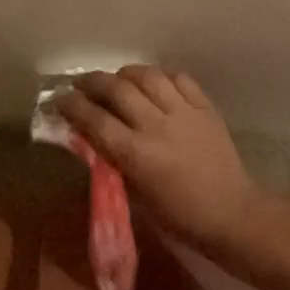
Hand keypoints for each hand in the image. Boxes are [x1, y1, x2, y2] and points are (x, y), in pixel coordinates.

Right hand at [55, 65, 261, 248]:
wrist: (231, 214)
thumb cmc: (178, 216)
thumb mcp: (135, 194)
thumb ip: (111, 162)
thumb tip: (88, 137)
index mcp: (136, 154)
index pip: (94, 118)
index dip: (71, 105)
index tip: (58, 99)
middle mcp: (157, 125)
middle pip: (117, 88)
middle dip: (93, 81)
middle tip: (81, 84)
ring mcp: (184, 112)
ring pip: (148, 75)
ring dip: (126, 73)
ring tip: (117, 78)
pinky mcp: (206, 107)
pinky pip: (179, 78)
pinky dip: (161, 75)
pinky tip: (153, 82)